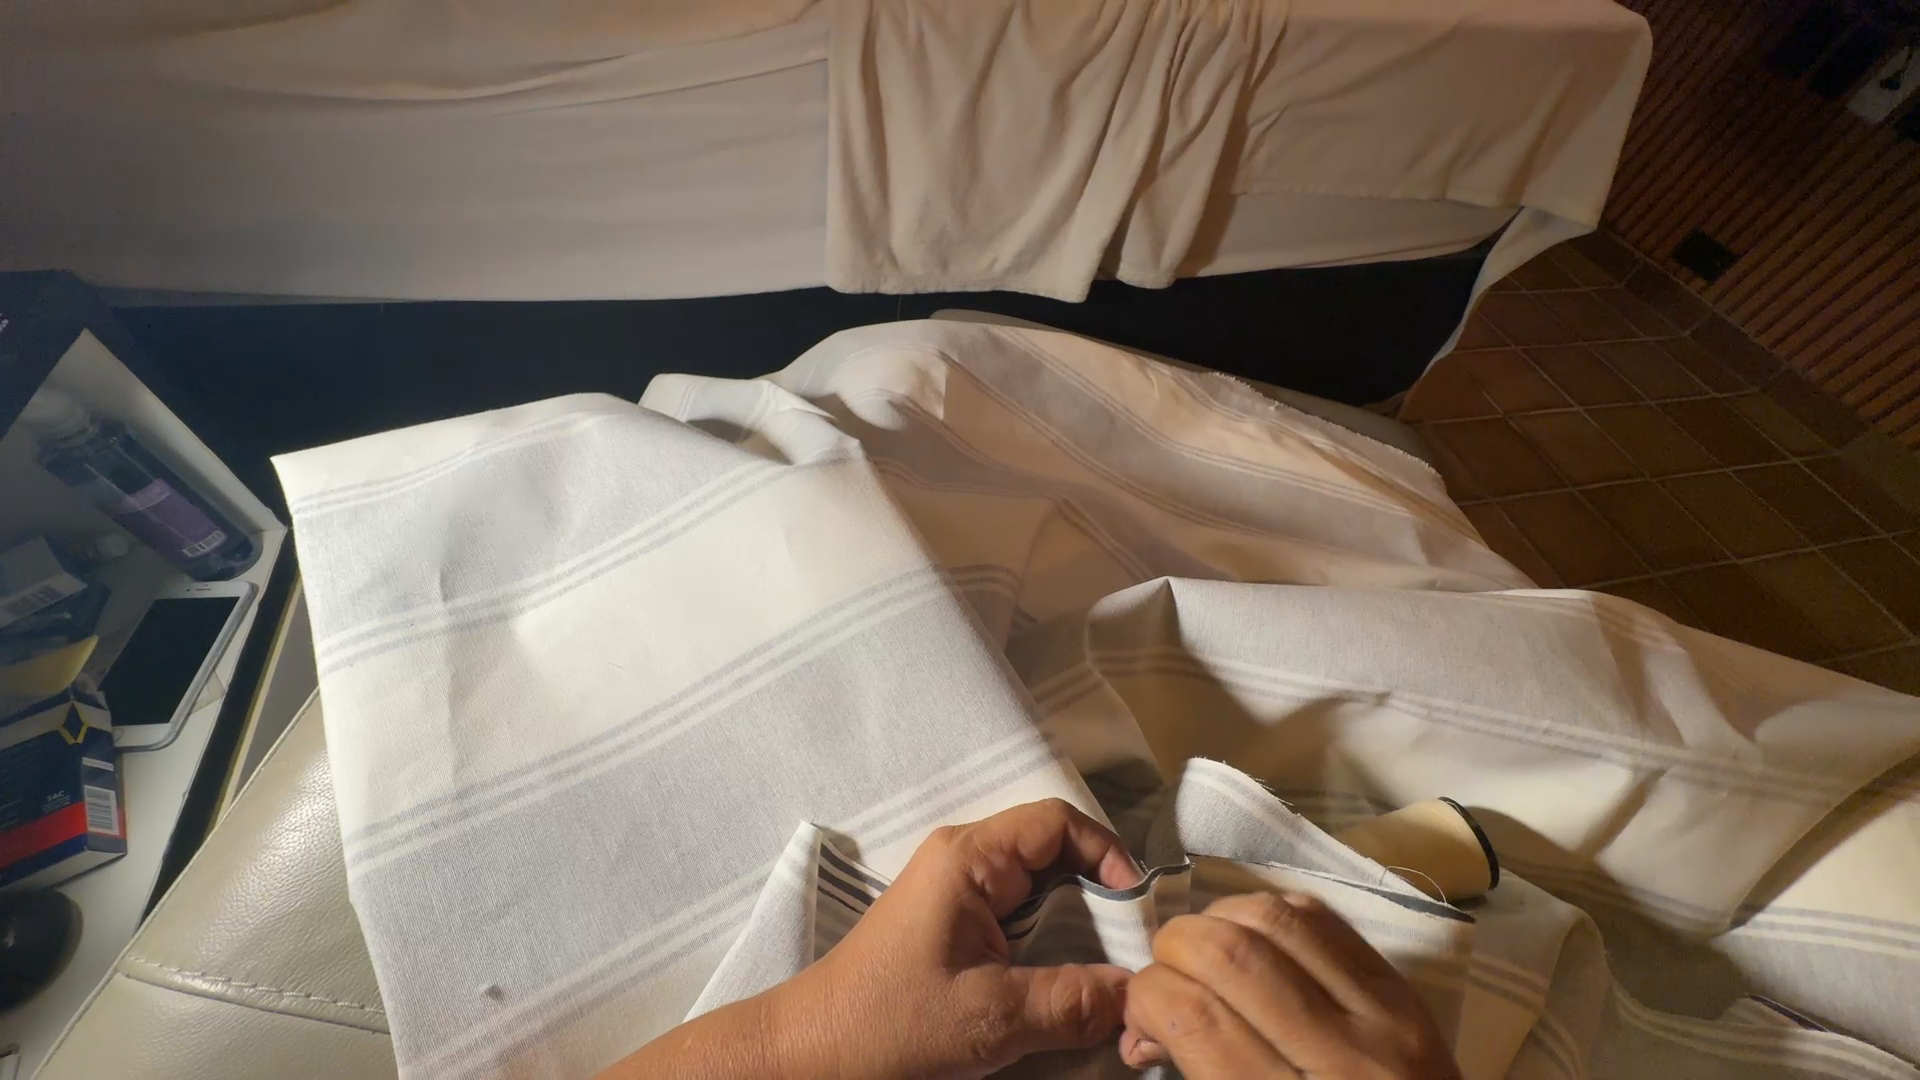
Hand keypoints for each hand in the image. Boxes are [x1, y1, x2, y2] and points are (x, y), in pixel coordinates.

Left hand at [601, 798, 1145, 1079]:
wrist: (815, 1051)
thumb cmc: (892, 1023)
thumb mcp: (990, 1018)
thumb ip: (1071, 1002)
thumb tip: (1141, 996)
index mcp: (970, 858)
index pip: (1055, 821)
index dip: (1105, 850)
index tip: (1136, 904)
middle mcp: (966, 857)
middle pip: (1051, 849)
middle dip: (1099, 893)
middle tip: (1134, 947)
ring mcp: (958, 886)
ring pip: (1038, 883)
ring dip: (1077, 920)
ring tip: (1111, 967)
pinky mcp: (955, 917)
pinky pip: (1018, 910)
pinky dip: (1052, 936)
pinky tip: (1069, 977)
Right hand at [1120, 892, 1461, 1078]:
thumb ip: (1193, 1074)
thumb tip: (1139, 1026)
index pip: (1195, 1016)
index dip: (1147, 996)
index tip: (1142, 1008)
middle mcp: (1345, 1066)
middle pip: (1228, 954)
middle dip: (1174, 946)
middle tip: (1168, 970)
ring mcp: (1385, 1022)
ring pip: (1270, 918)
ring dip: (1217, 919)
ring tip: (1207, 949)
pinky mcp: (1405, 993)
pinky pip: (1317, 915)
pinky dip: (1266, 913)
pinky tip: (1253, 940)